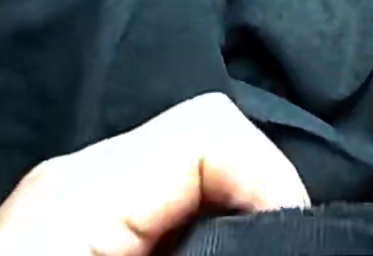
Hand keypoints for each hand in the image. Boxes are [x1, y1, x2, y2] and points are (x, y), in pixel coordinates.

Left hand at [0, 92, 310, 255]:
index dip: (272, 184)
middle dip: (255, 212)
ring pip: (187, 185)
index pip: (210, 129)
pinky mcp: (73, 239)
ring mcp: (72, 209)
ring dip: (229, 235)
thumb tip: (285, 241)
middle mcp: (77, 179)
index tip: (301, 252)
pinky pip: (158, 216)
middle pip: (204, 152)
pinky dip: (195, 246)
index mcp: (82, 189)